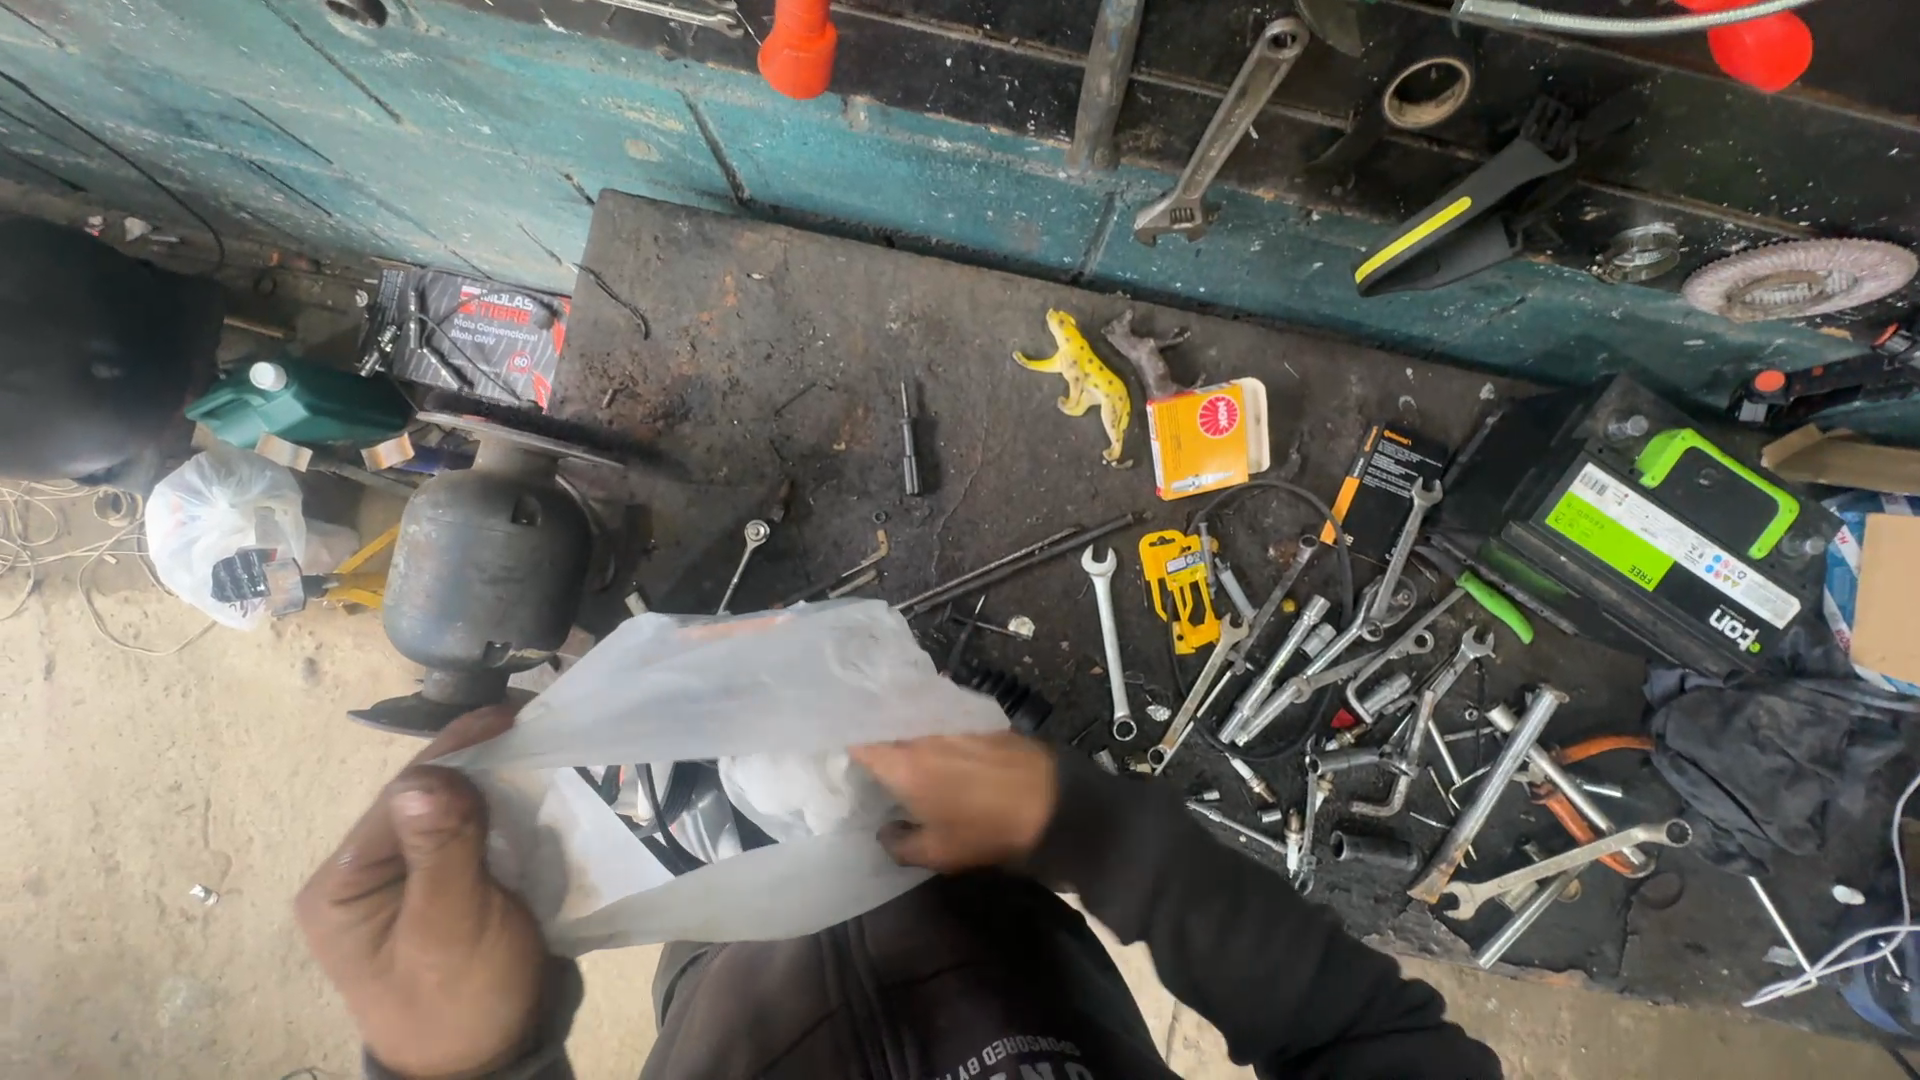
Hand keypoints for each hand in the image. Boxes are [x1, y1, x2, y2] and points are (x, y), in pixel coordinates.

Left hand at [295, 706, 547, 1079]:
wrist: (488, 1053)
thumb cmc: (461, 996)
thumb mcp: (450, 929)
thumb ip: (441, 853)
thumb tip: (426, 779)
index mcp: (345, 881)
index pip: (404, 794)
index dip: (461, 750)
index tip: (519, 713)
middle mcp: (369, 866)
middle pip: (428, 790)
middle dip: (483, 752)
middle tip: (542, 716)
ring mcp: (410, 869)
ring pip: (456, 800)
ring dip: (499, 770)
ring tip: (547, 734)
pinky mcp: (450, 873)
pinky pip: (476, 820)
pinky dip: (508, 796)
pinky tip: (540, 777)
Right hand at [850, 733, 1058, 872]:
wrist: (1050, 799)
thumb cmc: (987, 828)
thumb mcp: (939, 853)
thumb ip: (901, 845)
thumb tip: (885, 832)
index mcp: (903, 764)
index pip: (859, 742)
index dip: (845, 744)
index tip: (837, 754)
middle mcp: (921, 734)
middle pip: (884, 723)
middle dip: (870, 731)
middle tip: (862, 747)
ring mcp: (950, 721)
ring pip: (912, 716)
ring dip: (900, 725)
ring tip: (895, 741)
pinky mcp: (975, 718)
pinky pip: (940, 715)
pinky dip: (929, 724)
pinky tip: (935, 740)